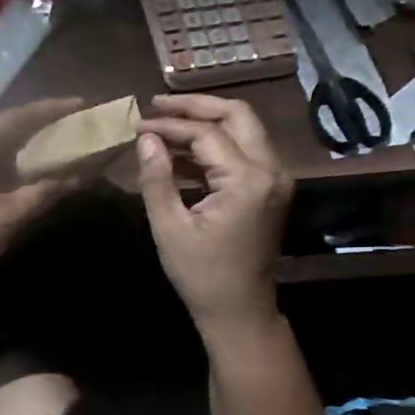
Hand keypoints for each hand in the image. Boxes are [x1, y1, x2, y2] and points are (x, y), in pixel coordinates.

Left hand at [0, 97, 87, 293]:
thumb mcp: (10, 216)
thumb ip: (46, 191)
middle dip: (39, 123)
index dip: (50, 110)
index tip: (80, 104)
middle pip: (4, 125)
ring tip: (58, 138)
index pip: (16, 118)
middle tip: (73, 121)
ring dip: (24, 139)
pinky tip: (28, 162)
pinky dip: (8, 156)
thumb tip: (81, 177)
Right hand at [136, 94, 292, 331]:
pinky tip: (183, 153)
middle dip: (195, 107)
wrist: (239, 308)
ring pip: (245, 129)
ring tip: (166, 125)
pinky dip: (216, 145)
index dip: (169, 126)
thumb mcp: (169, 228)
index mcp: (247, 180)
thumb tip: (145, 140)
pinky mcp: (271, 188)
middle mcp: (272, 169)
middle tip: (157, 106)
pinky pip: (245, 151)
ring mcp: (276, 178)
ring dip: (207, 123)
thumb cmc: (200, 274)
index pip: (207, 134)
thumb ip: (156, 180)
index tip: (137, 126)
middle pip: (237, 115)